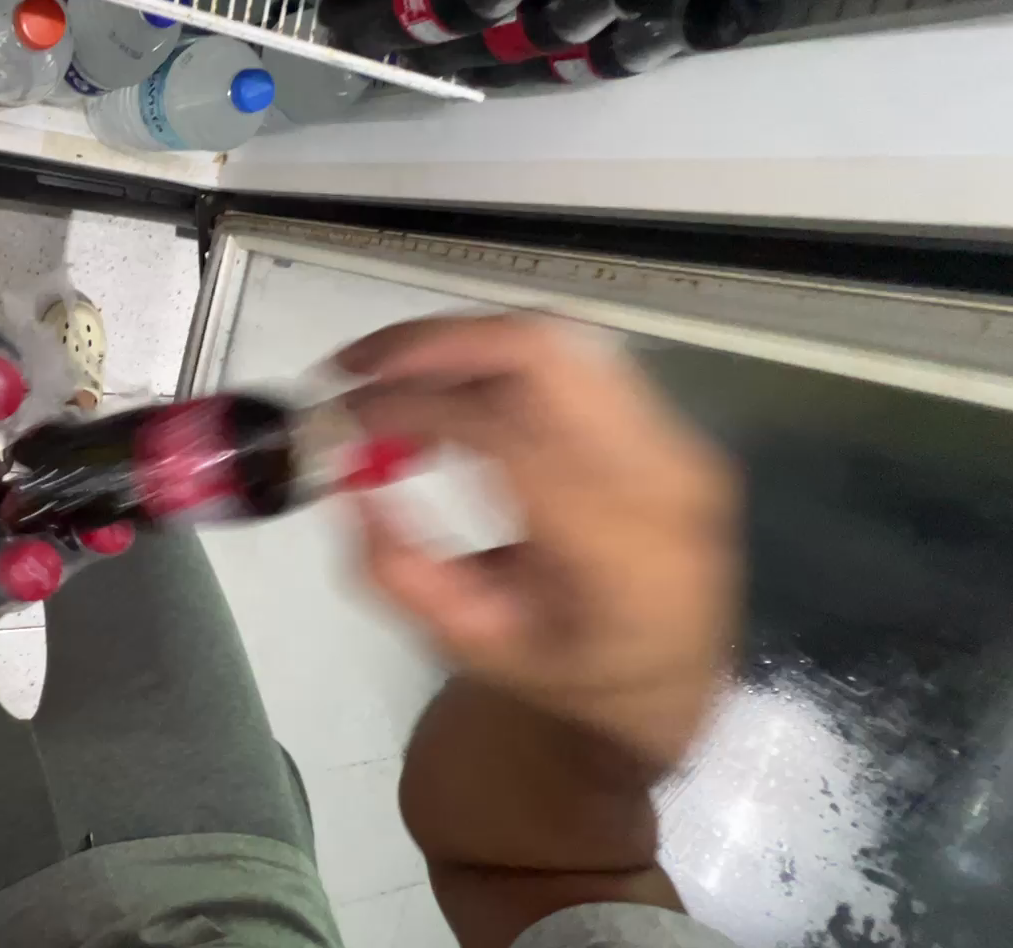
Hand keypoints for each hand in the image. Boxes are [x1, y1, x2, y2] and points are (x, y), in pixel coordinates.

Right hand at [336, 314, 739, 767]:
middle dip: (429, 345)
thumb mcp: (463, 641)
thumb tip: (350, 481)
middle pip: (539, 354)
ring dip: (450, 344)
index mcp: (617, 546)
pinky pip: (558, 359)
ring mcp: (669, 437)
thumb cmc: (560, 669)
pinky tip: (434, 386)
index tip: (343, 419)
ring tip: (381, 372)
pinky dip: (480, 358)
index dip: (410, 411)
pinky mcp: (656, 421)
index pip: (504, 435)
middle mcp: (659, 472)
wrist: (661, 673)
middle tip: (351, 367)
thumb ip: (397, 569)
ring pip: (548, 339)